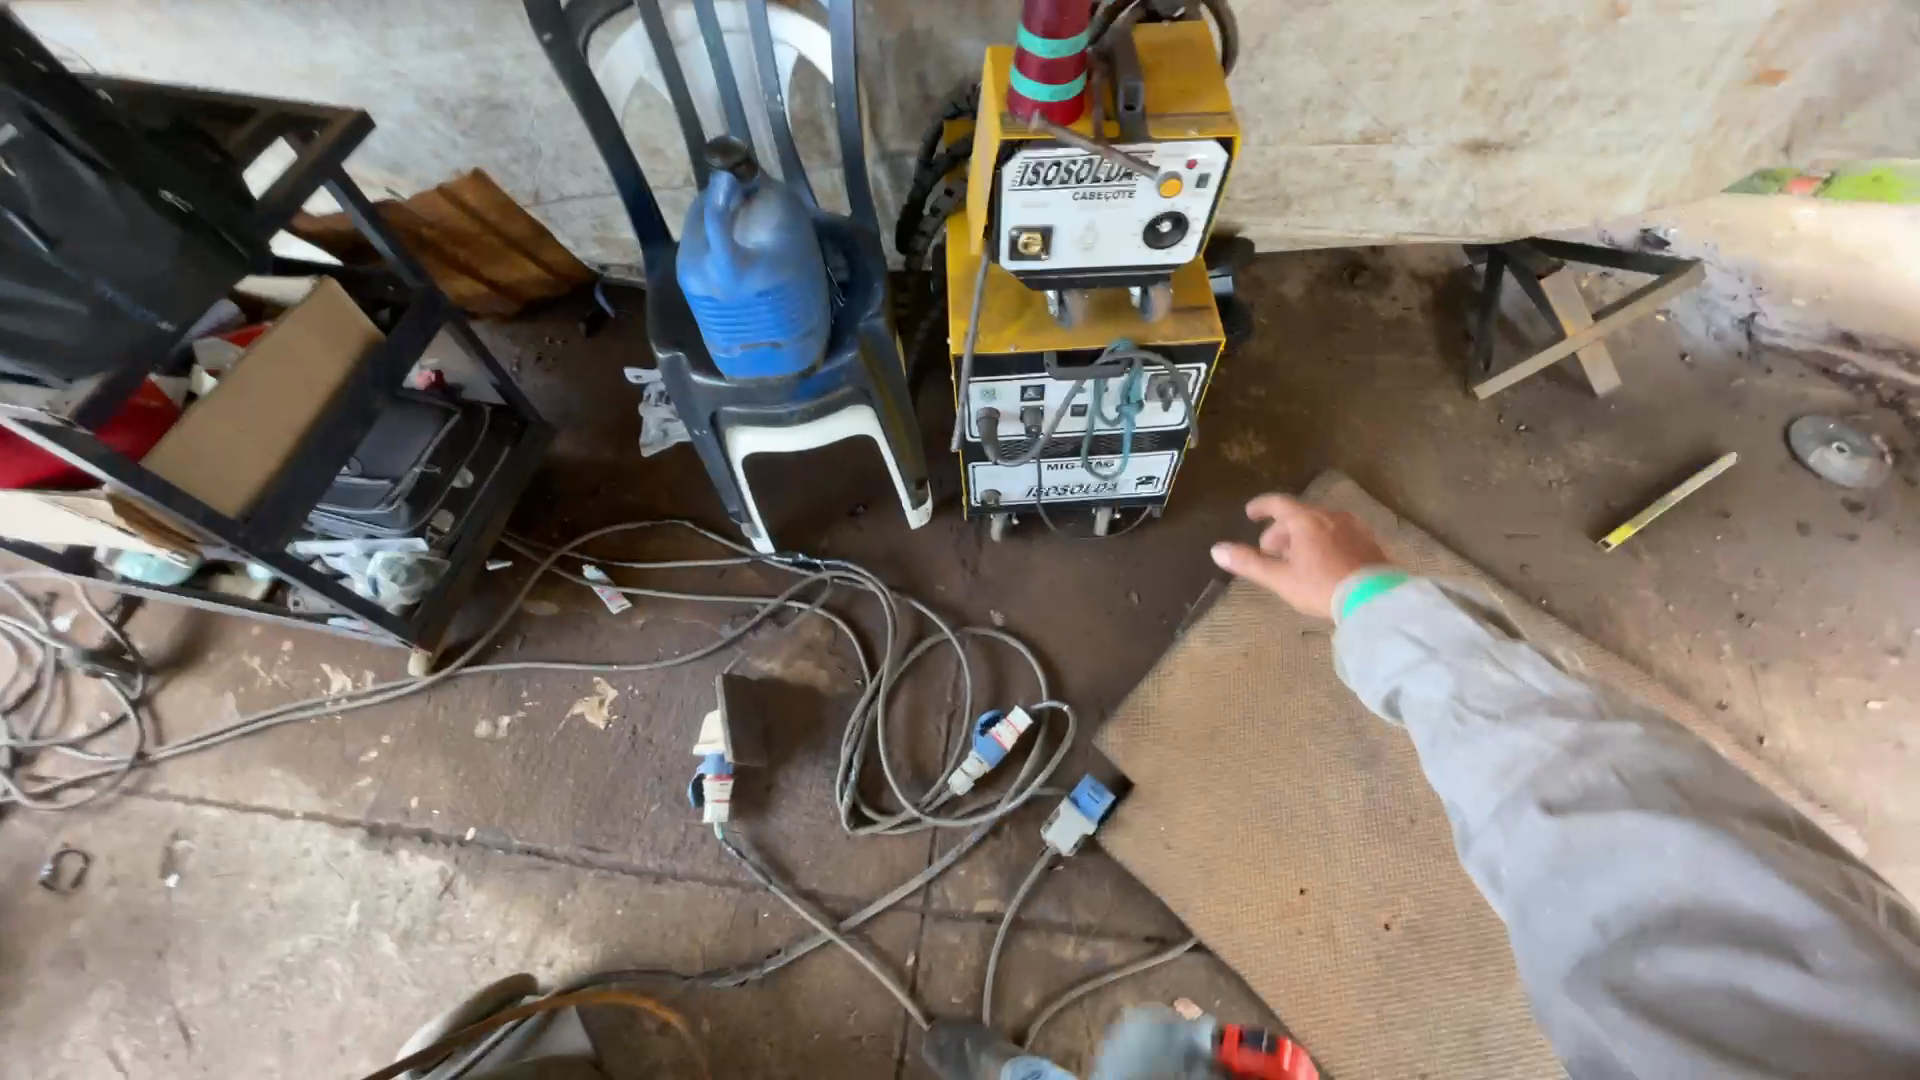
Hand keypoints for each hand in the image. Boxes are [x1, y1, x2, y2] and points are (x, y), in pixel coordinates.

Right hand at [1210, 494, 1392, 617]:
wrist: (1375, 600)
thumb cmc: (1321, 586)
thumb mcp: (1279, 578)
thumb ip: (1248, 563)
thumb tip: (1216, 549)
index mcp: (1305, 521)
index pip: (1278, 503)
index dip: (1261, 506)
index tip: (1250, 513)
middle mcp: (1330, 516)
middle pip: (1298, 516)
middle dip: (1281, 531)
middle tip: (1270, 552)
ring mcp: (1353, 528)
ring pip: (1320, 524)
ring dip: (1302, 537)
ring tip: (1296, 560)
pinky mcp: (1369, 542)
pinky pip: (1338, 534)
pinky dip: (1323, 541)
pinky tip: (1322, 563)